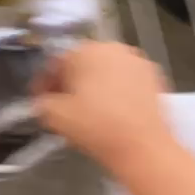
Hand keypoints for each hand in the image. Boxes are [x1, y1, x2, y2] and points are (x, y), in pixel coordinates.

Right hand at [34, 42, 172, 170]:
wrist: (143, 147)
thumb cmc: (96, 126)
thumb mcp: (56, 117)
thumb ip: (42, 103)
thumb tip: (43, 102)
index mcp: (86, 50)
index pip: (57, 61)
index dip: (44, 82)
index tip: (40, 100)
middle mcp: (113, 48)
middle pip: (83, 62)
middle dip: (71, 81)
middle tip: (62, 104)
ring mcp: (137, 61)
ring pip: (106, 70)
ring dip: (94, 84)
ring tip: (87, 108)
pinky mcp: (155, 77)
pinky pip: (126, 79)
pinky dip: (116, 90)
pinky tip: (112, 110)